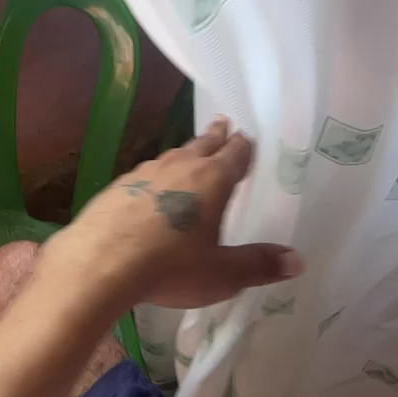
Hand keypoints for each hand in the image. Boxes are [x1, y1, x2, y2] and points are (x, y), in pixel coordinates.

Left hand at [38, 117, 302, 312]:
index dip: (242, 146)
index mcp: (211, 181)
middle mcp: (179, 167)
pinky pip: (148, 172)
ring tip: (192, 150)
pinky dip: (159, 172)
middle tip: (223, 122)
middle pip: (202, 145)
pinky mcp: (120, 185)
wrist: (100, 260)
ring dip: (186, 151)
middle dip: (215, 136)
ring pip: (173, 155)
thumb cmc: (170, 266)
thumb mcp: (222, 274)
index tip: (246, 134)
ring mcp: (146, 173)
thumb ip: (259, 264)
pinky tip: (154, 183)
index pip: (233, 156)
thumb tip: (297, 259)